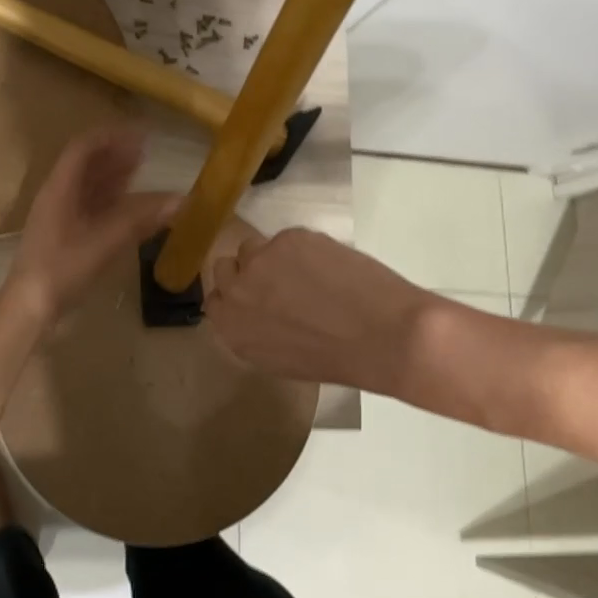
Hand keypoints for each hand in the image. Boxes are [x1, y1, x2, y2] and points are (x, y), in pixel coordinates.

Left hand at [4, 125, 180, 320]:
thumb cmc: (62, 268)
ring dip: (113, 177)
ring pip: (88, 187)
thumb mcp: (104, 241)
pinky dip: (111, 202)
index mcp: (59, 189)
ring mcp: (59, 218)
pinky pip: (89, 209)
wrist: (30, 308)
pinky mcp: (64, 238)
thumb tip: (181, 199)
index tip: (140, 134)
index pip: (83, 148)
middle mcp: (57, 197)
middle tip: (146, 153)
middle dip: (115, 156)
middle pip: (86, 165)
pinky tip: (131, 209)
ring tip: (141, 173)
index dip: (111, 137)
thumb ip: (141, 218)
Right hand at [206, 227, 435, 394]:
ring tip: (307, 272)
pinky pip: (287, 238)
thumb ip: (252, 332)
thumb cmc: (336, 360)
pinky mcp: (290, 238)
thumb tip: (252, 313)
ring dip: (272, 257)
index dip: (235, 296)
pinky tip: (329, 266)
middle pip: (225, 267)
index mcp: (232, 328)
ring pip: (254, 247)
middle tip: (278, 283)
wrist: (383, 335)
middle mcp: (237, 291)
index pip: (214, 300)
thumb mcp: (279, 360)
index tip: (256, 299)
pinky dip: (304, 249)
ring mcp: (261, 260)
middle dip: (247, 273)